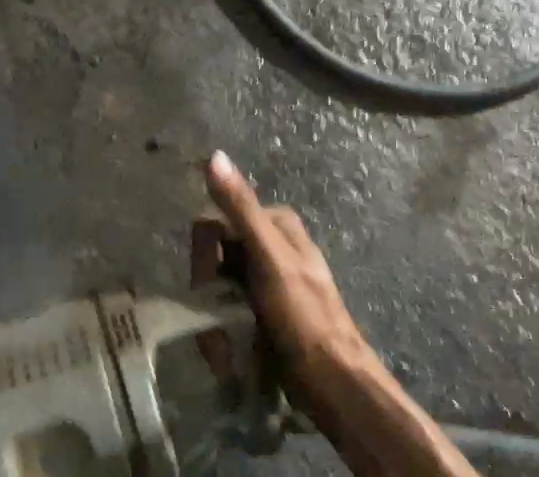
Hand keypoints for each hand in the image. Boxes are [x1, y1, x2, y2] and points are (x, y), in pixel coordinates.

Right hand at [190, 150, 380, 416]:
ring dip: (214, 315)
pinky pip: (230, 309)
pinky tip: (228, 349)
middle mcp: (272, 246)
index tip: (207, 282)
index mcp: (277, 224)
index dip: (206, 253)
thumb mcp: (269, 257)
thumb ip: (240, 207)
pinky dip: (224, 328)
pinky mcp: (266, 312)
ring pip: (220, 285)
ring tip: (222, 344)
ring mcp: (269, 281)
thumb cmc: (303, 316)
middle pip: (216, 254)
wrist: (332, 382)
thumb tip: (214, 155)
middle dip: (210, 288)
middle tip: (216, 318)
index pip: (217, 222)